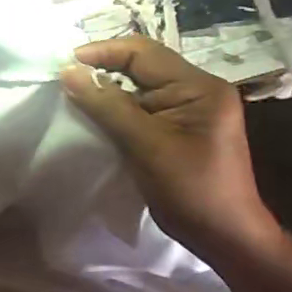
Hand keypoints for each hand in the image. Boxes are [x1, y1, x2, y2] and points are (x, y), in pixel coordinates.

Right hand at [60, 36, 278, 252]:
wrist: (226, 239)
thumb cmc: (192, 190)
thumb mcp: (146, 145)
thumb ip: (107, 105)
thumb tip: (68, 71)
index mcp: (199, 87)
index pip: (144, 53)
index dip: (103, 52)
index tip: (66, 62)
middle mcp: (197, 90)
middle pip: (141, 67)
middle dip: (102, 70)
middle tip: (65, 80)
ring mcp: (189, 110)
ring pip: (138, 88)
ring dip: (107, 91)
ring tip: (74, 96)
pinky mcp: (178, 129)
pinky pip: (141, 108)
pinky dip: (116, 110)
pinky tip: (95, 117)